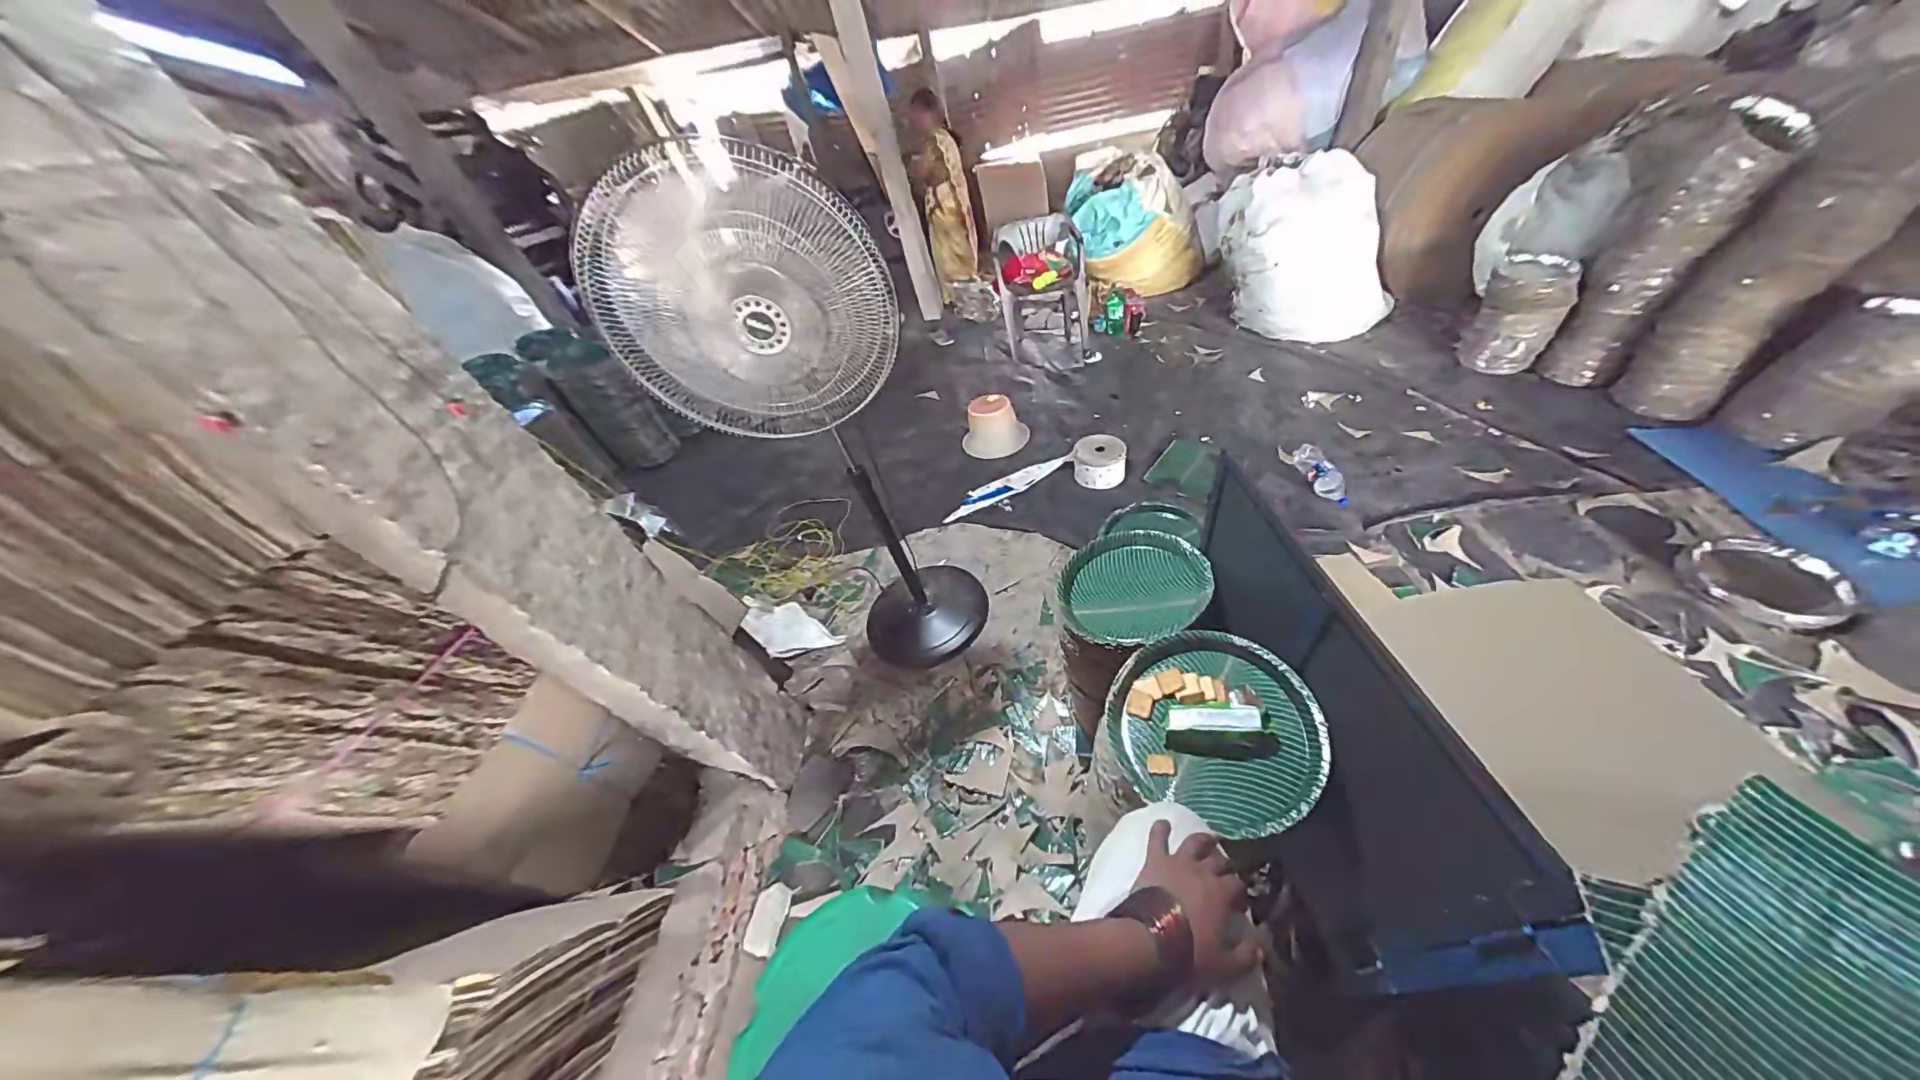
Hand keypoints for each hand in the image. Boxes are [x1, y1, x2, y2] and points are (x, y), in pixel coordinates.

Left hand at [1130, 821, 1258, 991]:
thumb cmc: (1189, 953)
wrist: (1149, 939)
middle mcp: (1203, 871)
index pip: (1238, 884)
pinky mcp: (1155, 860)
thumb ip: (1247, 955)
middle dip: (1225, 864)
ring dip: (1203, 839)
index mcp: (1222, 893)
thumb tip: (1263, 946)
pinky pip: (1158, 838)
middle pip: (1219, 861)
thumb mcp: (1226, 965)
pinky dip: (1160, 828)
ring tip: (1209, 838)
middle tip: (1226, 869)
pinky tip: (1162, 822)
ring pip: (1194, 842)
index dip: (1241, 891)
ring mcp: (1178, 862)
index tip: (1240, 900)